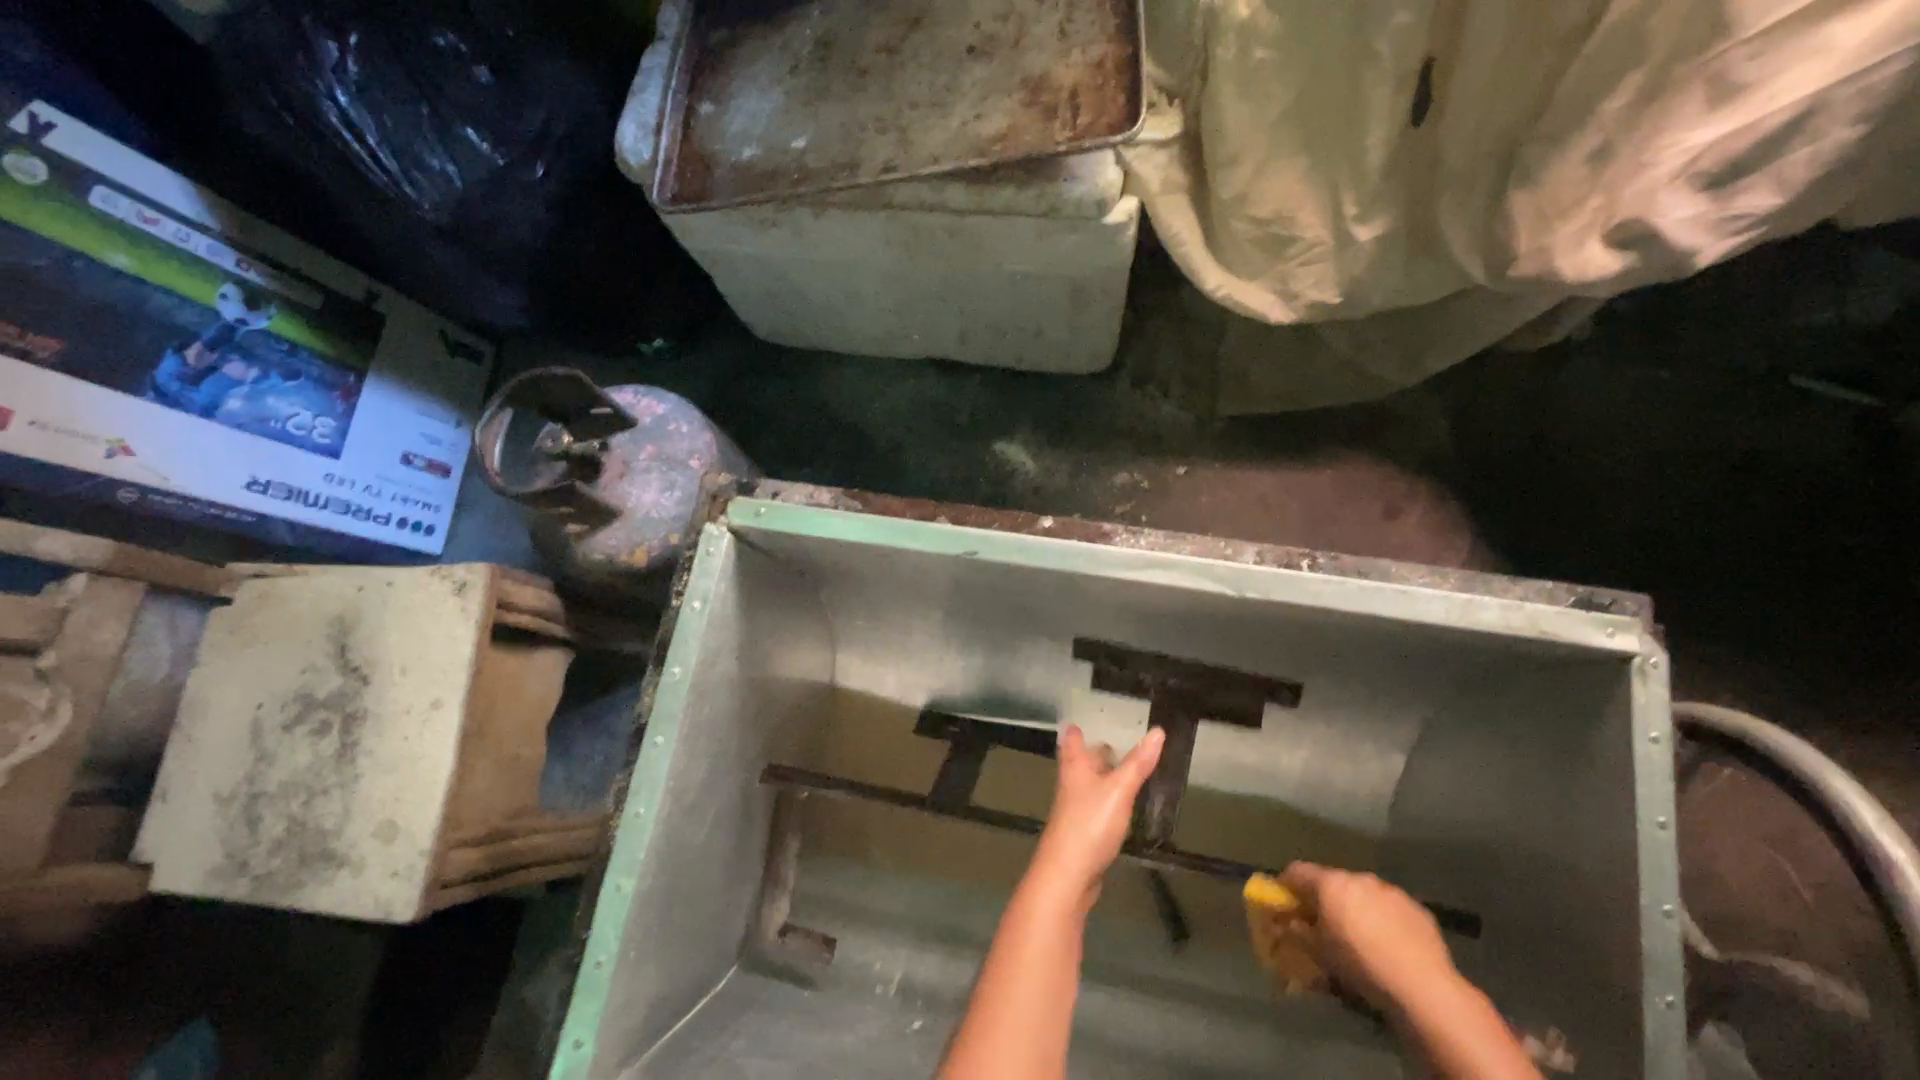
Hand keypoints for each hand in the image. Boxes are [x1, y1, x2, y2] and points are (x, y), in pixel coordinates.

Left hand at [1029, 725, 1164, 905]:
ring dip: (1102, 781)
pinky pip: (1095, 811)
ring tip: (1123, 775)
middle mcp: (1071, 786)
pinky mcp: (1082, 834)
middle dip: (1093, 756)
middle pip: (1080, 765)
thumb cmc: (1089, 823)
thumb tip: (1158, 731)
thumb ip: (1138, 763)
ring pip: (1088, 788)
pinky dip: (1107, 805)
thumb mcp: (1119, 790)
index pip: (1072, 743)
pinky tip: (1120, 811)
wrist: (1068, 875)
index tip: (1078, 724)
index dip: (1075, 733)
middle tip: (1111, 748)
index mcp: (1075, 769)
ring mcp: (1074, 812)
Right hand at [1281, 862, 1457, 1013]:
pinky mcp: (1417, 908)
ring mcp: (1392, 891)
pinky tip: (1387, 945)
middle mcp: (1360, 878)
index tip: (1284, 905)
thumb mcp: (1318, 953)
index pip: (1297, 871)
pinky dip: (1381, 918)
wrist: (1421, 986)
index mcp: (1331, 884)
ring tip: (1357, 938)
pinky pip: (1389, 907)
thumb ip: (1295, 932)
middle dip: (1324, 900)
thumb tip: (1283, 923)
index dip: (1286, 886)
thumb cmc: (1360, 965)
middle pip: (1332, 882)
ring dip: (1354, 908)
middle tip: (1321, 926)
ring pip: (1363, 893)